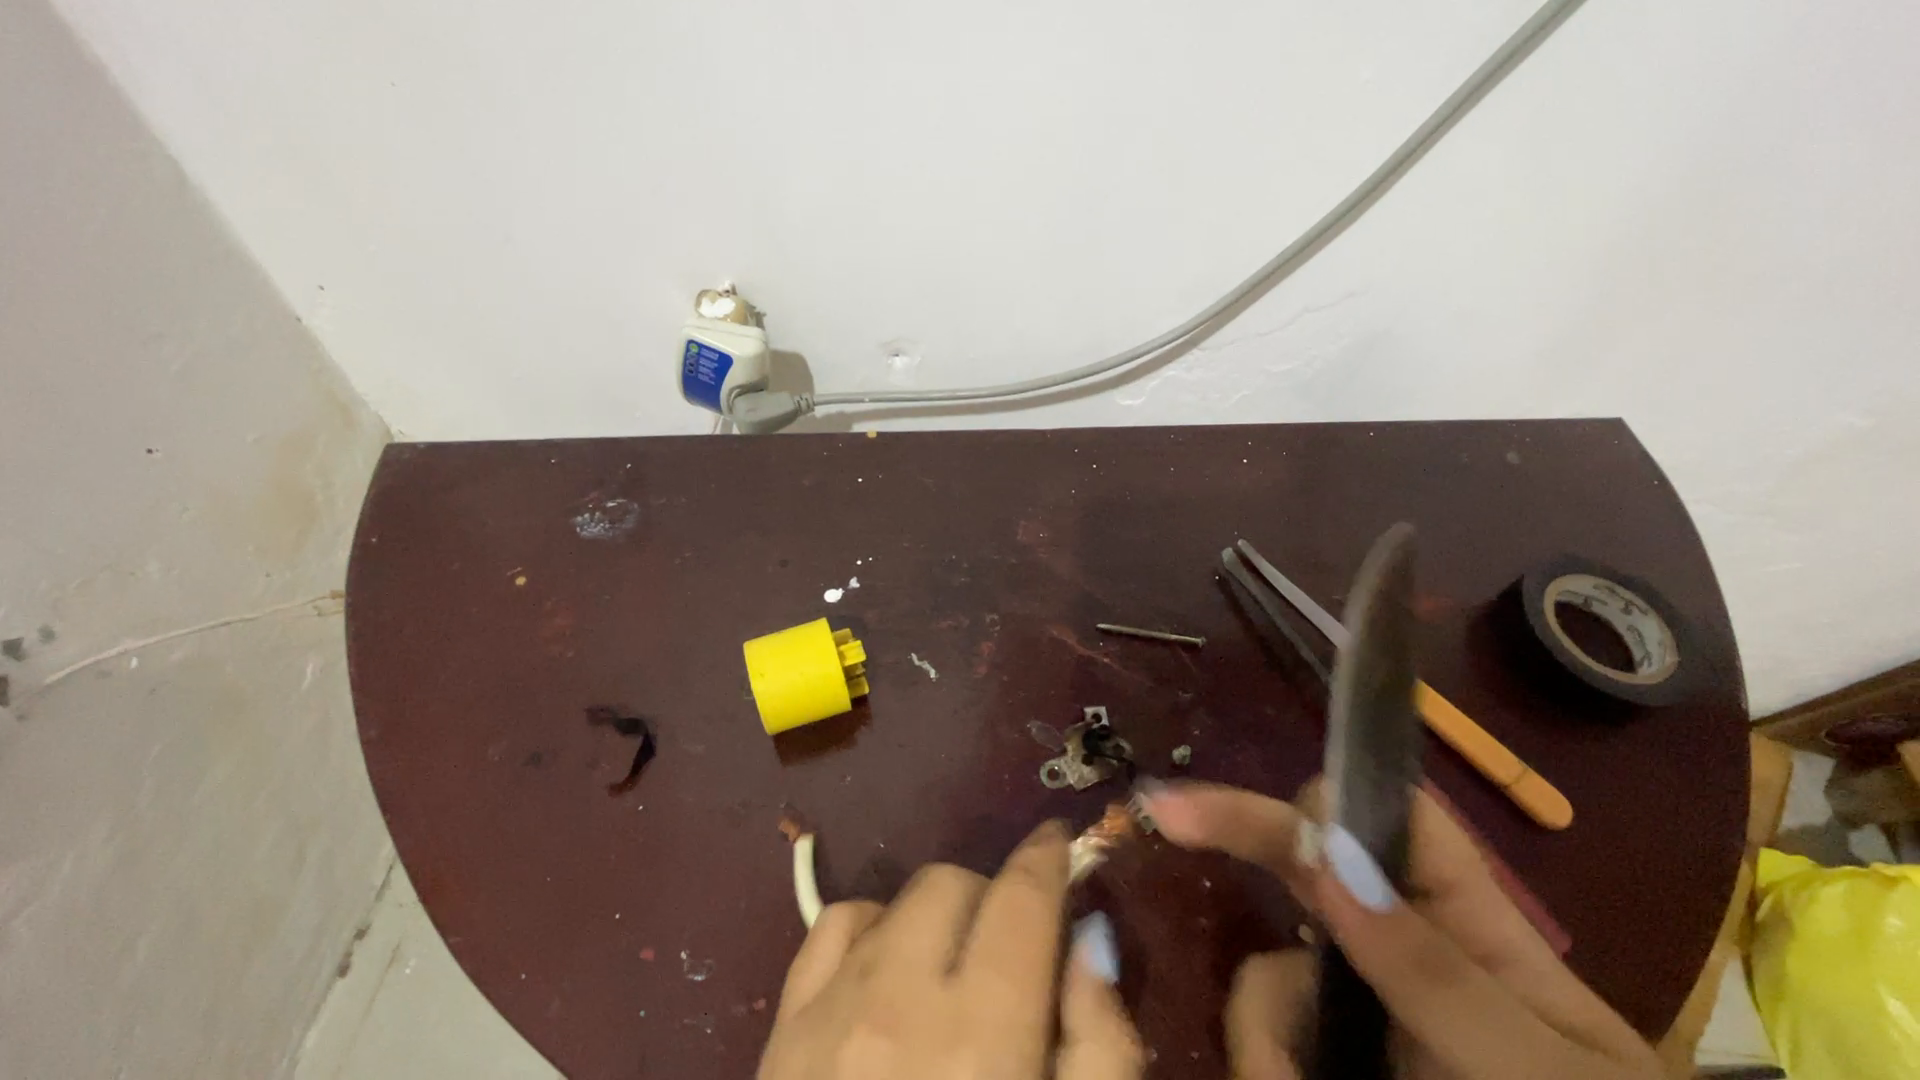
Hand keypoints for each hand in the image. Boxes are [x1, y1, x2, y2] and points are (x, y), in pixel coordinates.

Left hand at [759, 821, 1142, 1079]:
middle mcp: (900, 998)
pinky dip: (871, 929)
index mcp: (983, 1033)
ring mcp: (831, 1007)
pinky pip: (832, 928)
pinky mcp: (784, 1028)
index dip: (1047, 858)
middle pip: (954, 884)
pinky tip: (887, 972)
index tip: (1060, 842)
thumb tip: (1089, 942)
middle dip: (993, 896)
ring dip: (935, 914)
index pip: (1022, 900)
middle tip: (1012, 945)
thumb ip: (1100, 1044)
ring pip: (895, 898)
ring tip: (950, 966)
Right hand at [1142, 779, 1664, 1079]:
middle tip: (1163, 811)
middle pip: (1302, 865)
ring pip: (1271, 970)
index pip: (1392, 818)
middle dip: (1237, 838)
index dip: (1324, 797)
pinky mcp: (1332, 1062)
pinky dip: (1265, 1060)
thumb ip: (1432, 968)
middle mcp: (1402, 952)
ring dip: (1264, 1031)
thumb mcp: (1543, 1067)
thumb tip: (1326, 846)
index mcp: (1472, 925)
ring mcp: (1364, 1016)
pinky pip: (1270, 1041)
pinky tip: (1284, 1077)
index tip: (1271, 801)